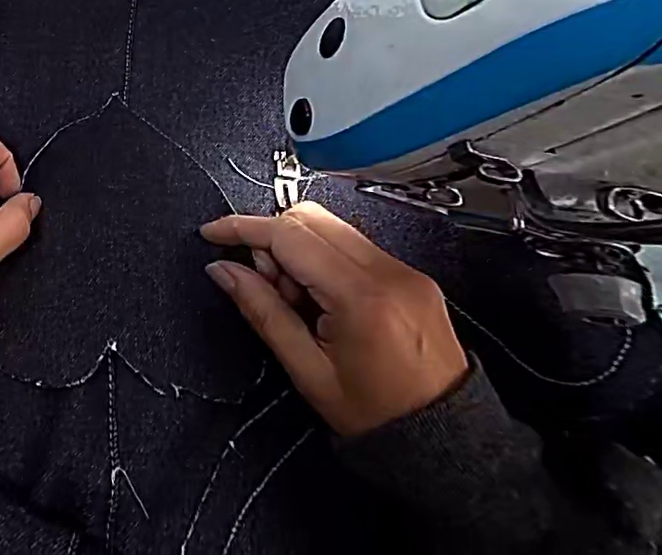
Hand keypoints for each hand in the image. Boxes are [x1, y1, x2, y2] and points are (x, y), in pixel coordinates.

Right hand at [201, 202, 468, 436]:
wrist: (446, 444)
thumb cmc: (381, 419)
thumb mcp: (309, 372)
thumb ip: (262, 312)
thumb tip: (225, 272)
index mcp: (362, 297)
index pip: (290, 235)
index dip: (244, 228)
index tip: (215, 232)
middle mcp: (388, 272)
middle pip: (309, 218)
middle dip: (272, 240)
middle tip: (266, 283)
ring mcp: (403, 269)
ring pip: (330, 225)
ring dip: (297, 248)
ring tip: (298, 301)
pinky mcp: (410, 272)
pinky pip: (353, 242)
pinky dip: (324, 257)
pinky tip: (322, 298)